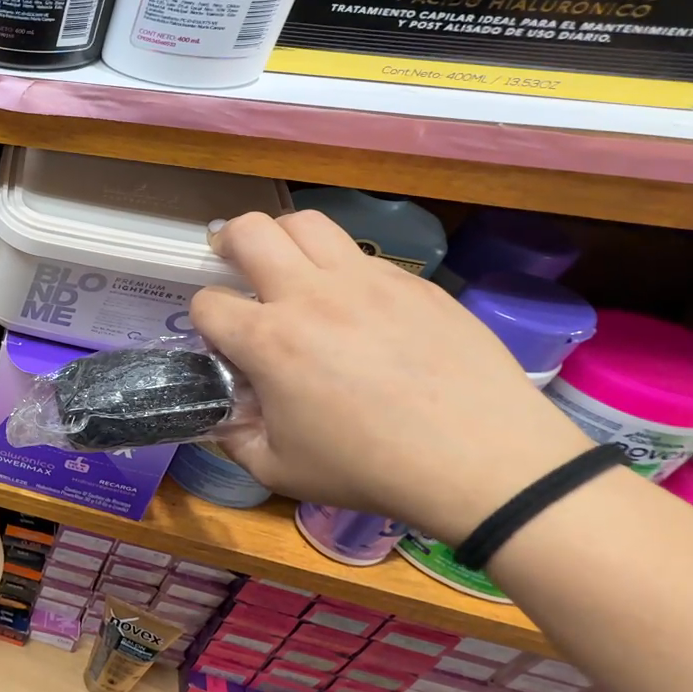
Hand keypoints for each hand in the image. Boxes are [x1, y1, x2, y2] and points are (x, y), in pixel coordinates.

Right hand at [191, 211, 591, 542]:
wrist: (487, 465)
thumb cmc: (370, 469)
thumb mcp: (276, 468)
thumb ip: (233, 434)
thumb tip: (223, 411)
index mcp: (267, 341)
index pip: (207, 302)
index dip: (205, 321)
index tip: (223, 343)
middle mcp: (310, 297)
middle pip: (249, 231)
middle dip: (228, 243)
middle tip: (232, 265)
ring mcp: (367, 283)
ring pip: (306, 222)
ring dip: (282, 239)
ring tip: (286, 267)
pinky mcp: (414, 284)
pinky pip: (361, 254)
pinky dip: (339, 268)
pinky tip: (352, 307)